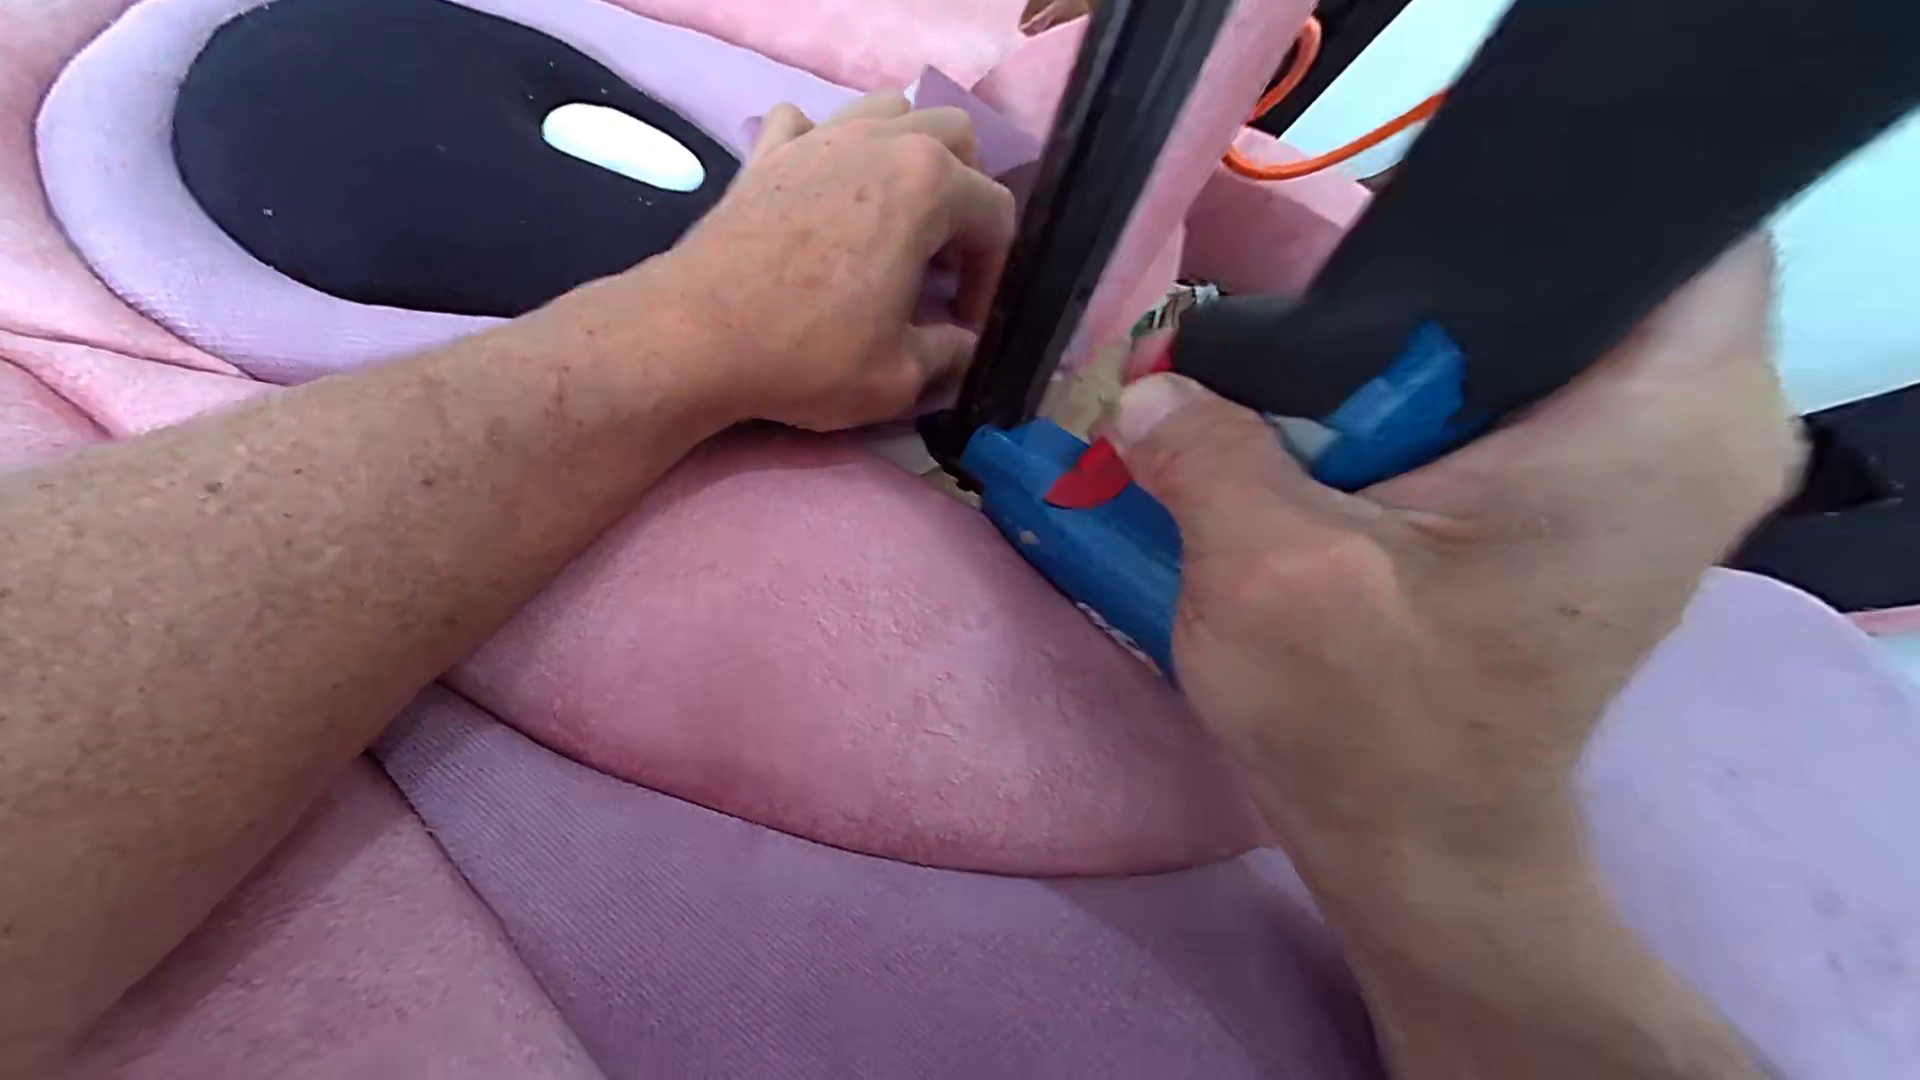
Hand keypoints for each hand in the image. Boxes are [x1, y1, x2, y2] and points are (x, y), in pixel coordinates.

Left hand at [617, 91, 1015, 432]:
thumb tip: (967, 343)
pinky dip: (833, 154)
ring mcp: (817, 137)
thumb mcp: (903, 376)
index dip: (993, 277)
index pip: (996, 216)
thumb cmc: (811, 356)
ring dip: (910, 164)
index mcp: (926, 186)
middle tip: (940, 266)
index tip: (967, 321)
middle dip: (963, 204)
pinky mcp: (767, 153)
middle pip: (954, 141)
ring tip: (896, 226)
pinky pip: (814, 128)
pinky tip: (826, 196)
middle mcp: (878, 141)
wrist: (696, 339)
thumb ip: (953, 353)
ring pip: (891, 115)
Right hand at [1108, 238, 1799, 882]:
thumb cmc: (1365, 725)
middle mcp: (1653, 428)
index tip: (1348, 252)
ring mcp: (1585, 470)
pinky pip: (1437, 409)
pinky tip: (1276, 437)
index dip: (1493, 204)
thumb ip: (1206, 455)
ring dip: (1348, 364)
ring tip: (1251, 381)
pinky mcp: (1518, 506)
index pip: (1634, 220)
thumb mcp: (1270, 574)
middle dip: (1379, 295)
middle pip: (1520, 280)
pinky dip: (1352, 413)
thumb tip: (1142, 389)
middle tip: (1261, 326)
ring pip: (1461, 349)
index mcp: (1649, 422)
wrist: (1402, 840)